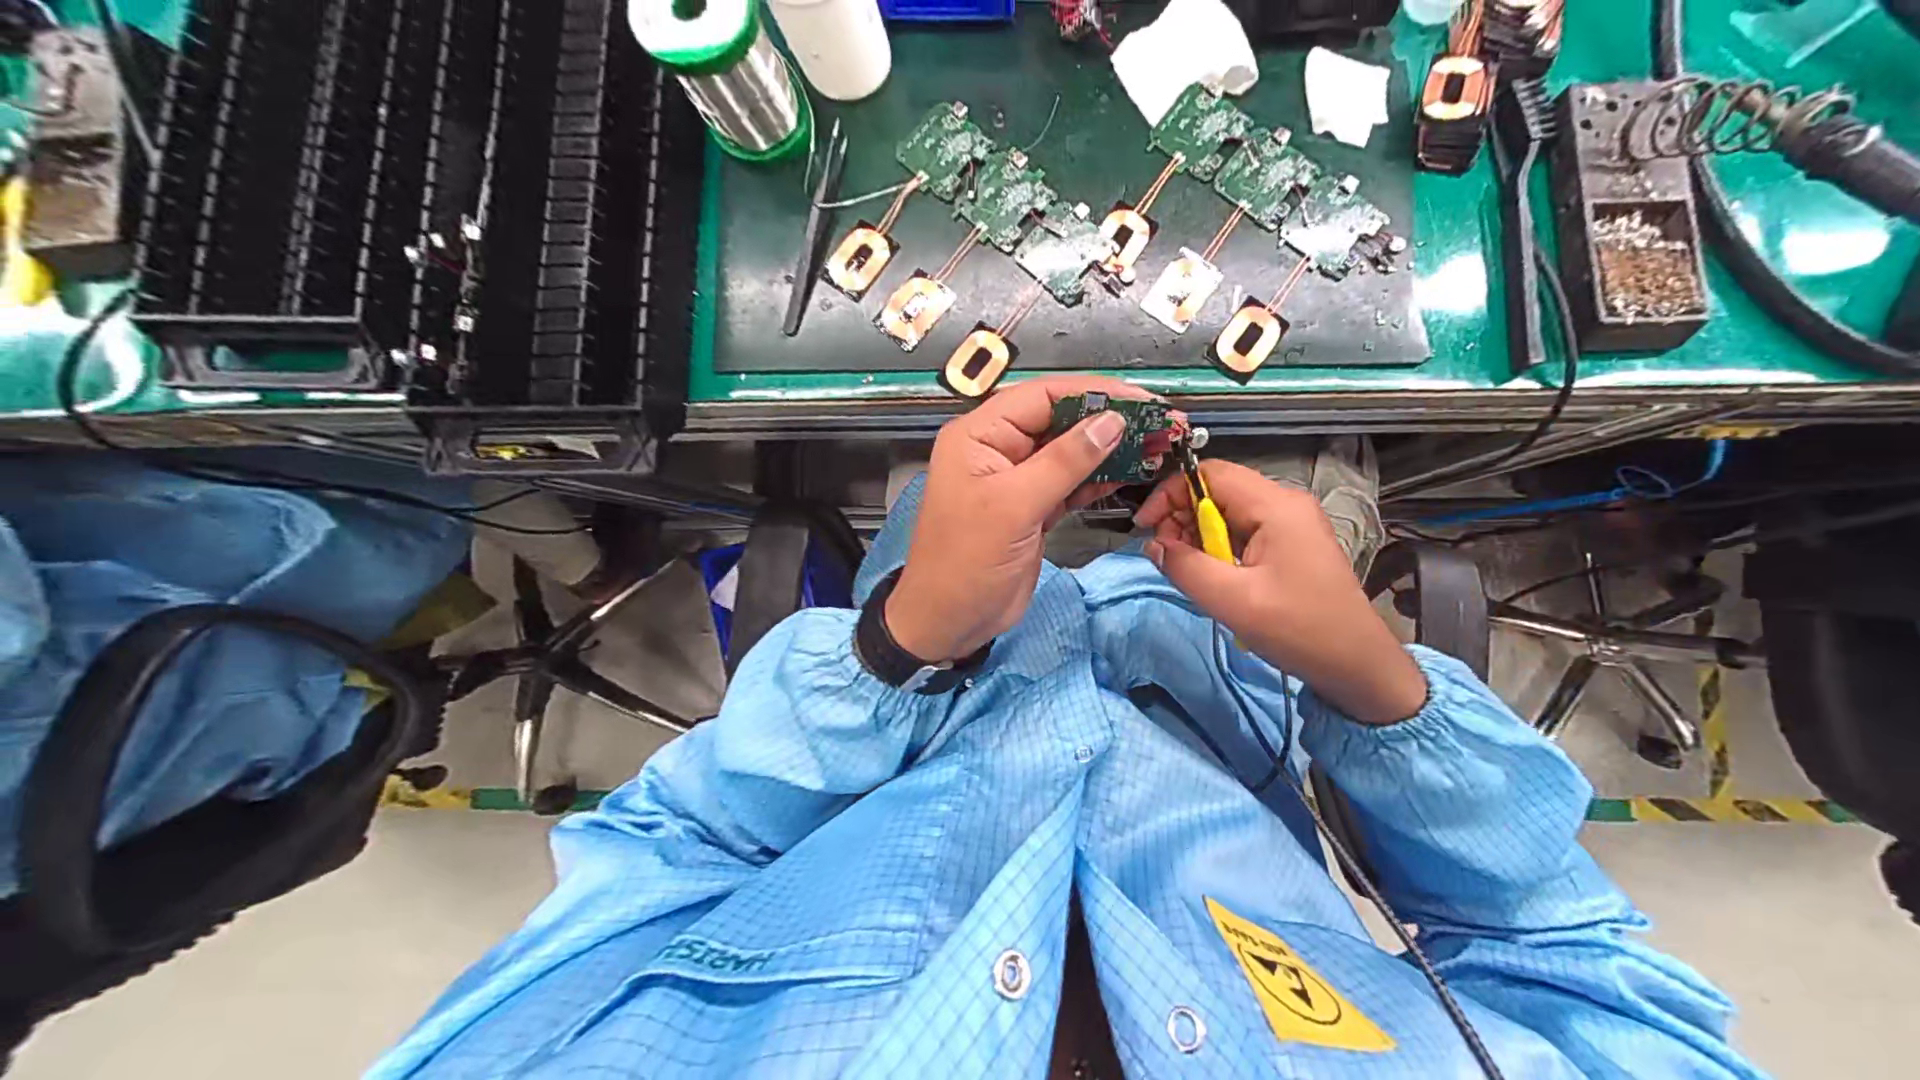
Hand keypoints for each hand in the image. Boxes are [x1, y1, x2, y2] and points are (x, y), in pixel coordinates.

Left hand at [886, 376, 1155, 662]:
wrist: (949, 621)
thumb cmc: (965, 562)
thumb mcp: (1013, 506)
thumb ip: (1063, 461)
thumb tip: (1111, 422)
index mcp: (979, 435)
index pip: (1042, 396)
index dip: (1094, 394)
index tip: (1142, 400)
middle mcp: (997, 449)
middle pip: (1060, 420)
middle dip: (1109, 420)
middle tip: (1161, 422)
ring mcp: (1017, 479)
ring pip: (1070, 451)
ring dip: (1110, 449)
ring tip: (1156, 444)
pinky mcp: (1033, 507)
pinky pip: (1071, 482)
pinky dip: (1099, 478)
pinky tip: (1131, 471)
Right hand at [1135, 459, 1426, 725]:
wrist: (1355, 664)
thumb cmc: (1298, 629)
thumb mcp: (1232, 600)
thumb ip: (1185, 567)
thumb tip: (1153, 545)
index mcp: (1275, 507)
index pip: (1210, 473)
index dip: (1171, 492)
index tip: (1147, 527)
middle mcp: (1284, 504)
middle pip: (1216, 489)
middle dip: (1181, 515)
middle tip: (1165, 552)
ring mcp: (1289, 524)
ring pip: (1225, 511)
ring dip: (1196, 533)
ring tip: (1185, 566)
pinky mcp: (1288, 543)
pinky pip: (1241, 530)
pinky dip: (1216, 545)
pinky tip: (1208, 572)